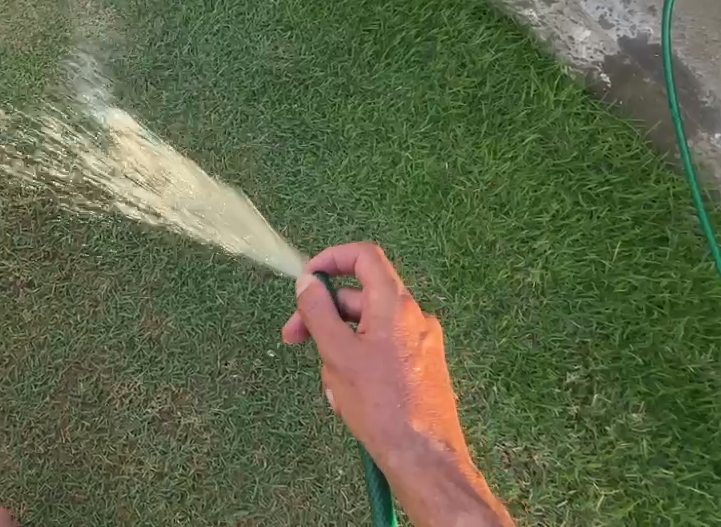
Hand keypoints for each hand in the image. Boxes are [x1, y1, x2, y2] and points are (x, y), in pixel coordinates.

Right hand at [283, 243, 512, 526]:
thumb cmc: (380, 404)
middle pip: (359, 297)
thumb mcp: (337, 352)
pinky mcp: (423, 369)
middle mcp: (414, 317)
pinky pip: (382, 351)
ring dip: (339, 347)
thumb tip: (308, 281)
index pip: (363, 256)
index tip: (306, 281)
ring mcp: (422, 344)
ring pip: (366, 328)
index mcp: (395, 305)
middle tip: (293, 338)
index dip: (330, 259)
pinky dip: (359, 363)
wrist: (427, 463)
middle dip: (323, 315)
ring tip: (331, 386)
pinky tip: (348, 397)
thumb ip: (318, 310)